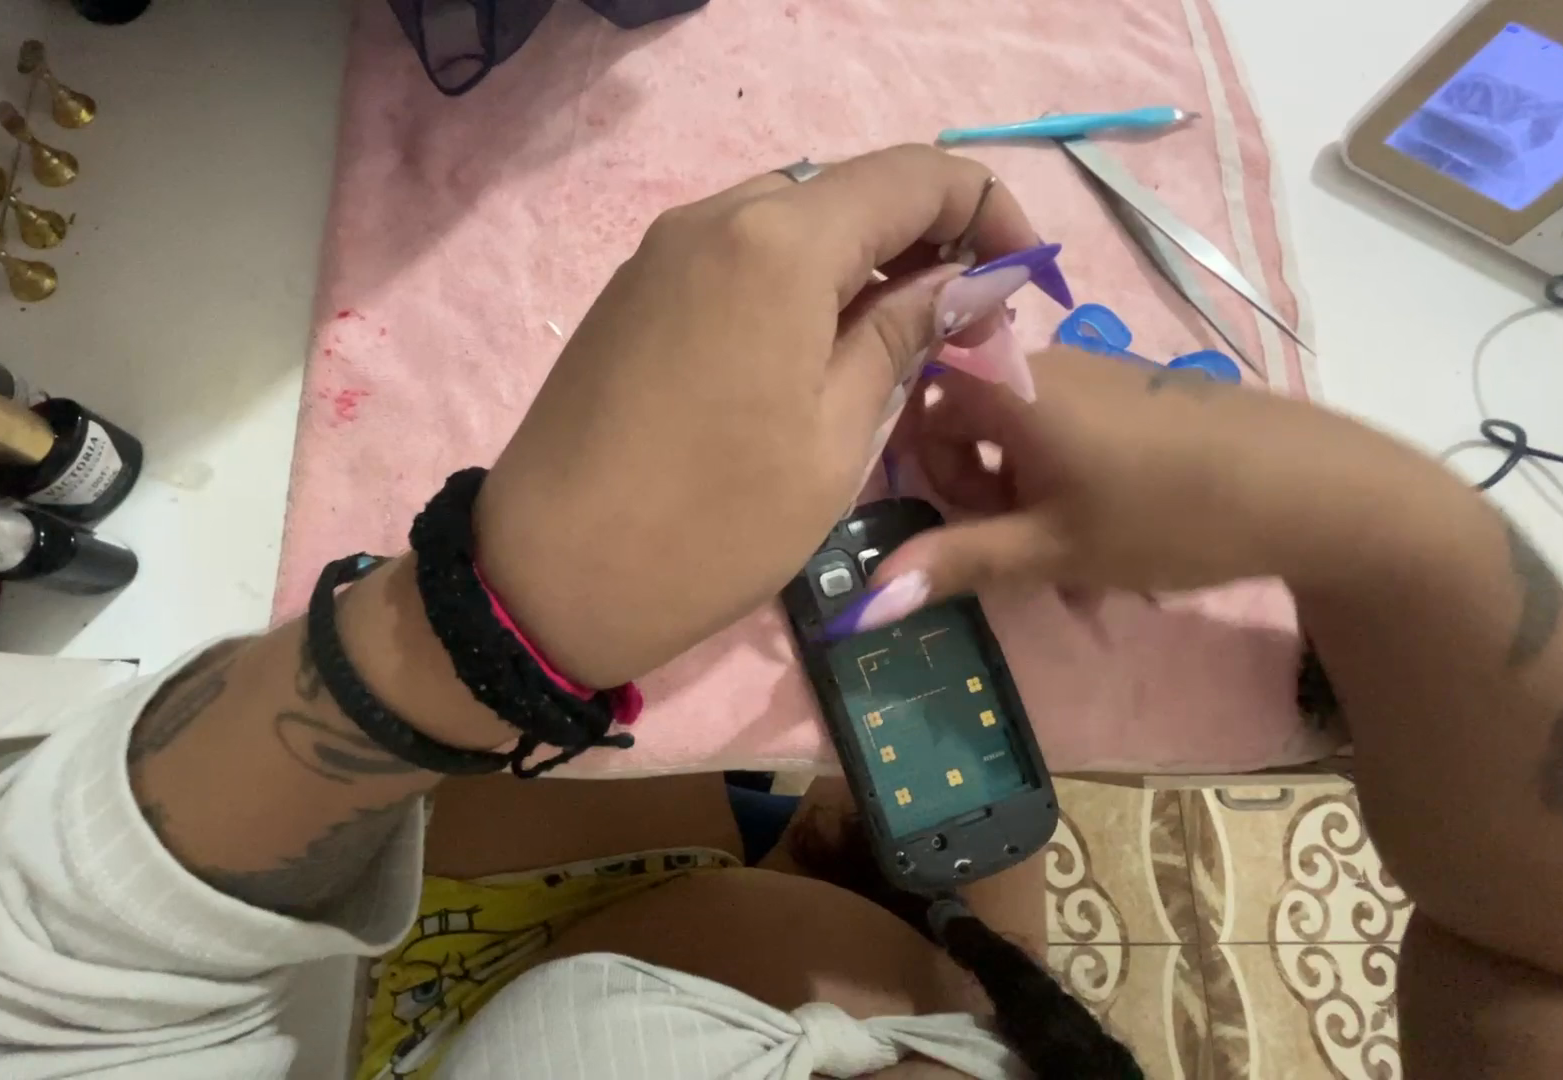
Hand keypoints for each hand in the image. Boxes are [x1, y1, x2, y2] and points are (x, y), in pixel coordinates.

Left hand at [474, 146, 1040, 686]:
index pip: (914, 178)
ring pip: (783, 228)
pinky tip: (797, 355)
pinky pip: (728, 264)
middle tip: (946, 330)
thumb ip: (899, 338)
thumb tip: (964, 282)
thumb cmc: (707, 527)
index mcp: (775, 242)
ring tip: (877, 349)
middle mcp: (710, 220)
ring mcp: (657, 256)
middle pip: (844, 196)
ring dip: (847, 271)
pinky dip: (782, 289)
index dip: (985, 215)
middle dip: (915, 246)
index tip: (1017, 283)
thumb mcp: (831, 442)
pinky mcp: (626, 297)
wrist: (546, 577)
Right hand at [850, 344, 1428, 625]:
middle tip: (1007, 532)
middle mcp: (1041, 365)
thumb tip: (864, 598)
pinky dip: (1050, 468)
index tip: (954, 509)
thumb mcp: (1050, 550)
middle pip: (960, 413)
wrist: (1324, 492)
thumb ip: (954, 562)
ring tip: (1056, 536)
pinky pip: (1055, 421)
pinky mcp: (1128, 390)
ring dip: (1010, 482)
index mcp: (1009, 388)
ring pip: (1009, 423)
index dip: (918, 459)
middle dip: (967, 480)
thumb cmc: (1169, 515)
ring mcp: (1090, 372)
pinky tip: (1096, 516)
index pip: (916, 402)